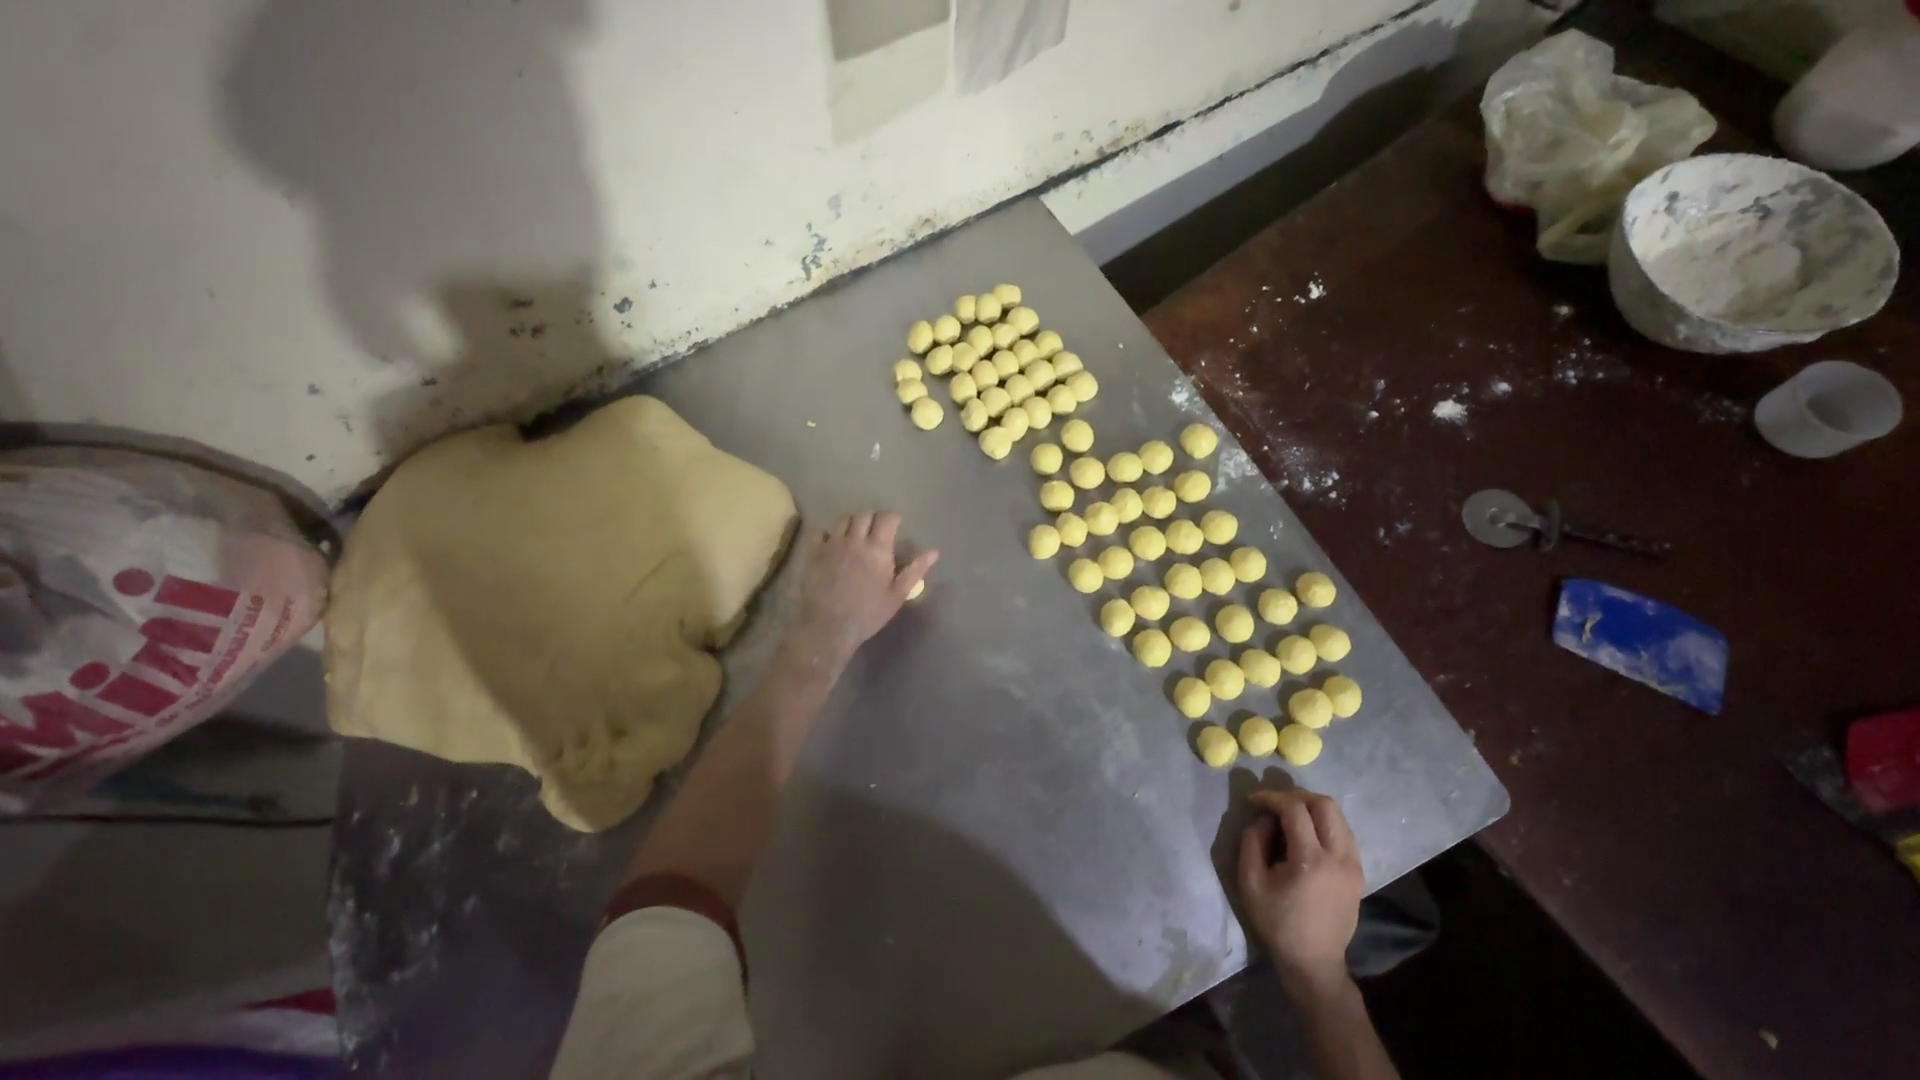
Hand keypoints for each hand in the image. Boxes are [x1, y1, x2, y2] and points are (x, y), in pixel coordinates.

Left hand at [789, 511, 936, 667]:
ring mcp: (832, 544)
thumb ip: (915, 570)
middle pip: (864, 514)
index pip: (887, 518)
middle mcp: (855, 540)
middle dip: (873, 517)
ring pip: (843, 519)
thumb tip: (934, 552)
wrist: (829, 626)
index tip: (896, 524)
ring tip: (856, 533)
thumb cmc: (868, 613)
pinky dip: (828, 533)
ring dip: (853, 522)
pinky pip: (820, 532)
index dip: (893, 518)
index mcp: (878, 548)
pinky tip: (832, 543)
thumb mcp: (897, 594)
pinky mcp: (814, 553)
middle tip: (877, 529)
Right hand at [1239, 789, 1364, 998]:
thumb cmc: (1277, 923)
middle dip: (1296, 795)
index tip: (1254, 801)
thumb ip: (1252, 841)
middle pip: (1325, 804)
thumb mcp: (1250, 882)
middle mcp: (1339, 857)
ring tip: (1289, 816)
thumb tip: (1263, 817)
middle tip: (1275, 803)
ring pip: (1338, 816)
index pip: (1295, 809)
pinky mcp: (1358, 872)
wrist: (1313, 961)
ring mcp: (1354, 864)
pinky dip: (1324, 824)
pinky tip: (1306, 835)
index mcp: (1311, 860)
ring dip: (1312, 808)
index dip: (1272, 797)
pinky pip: (1344, 833)